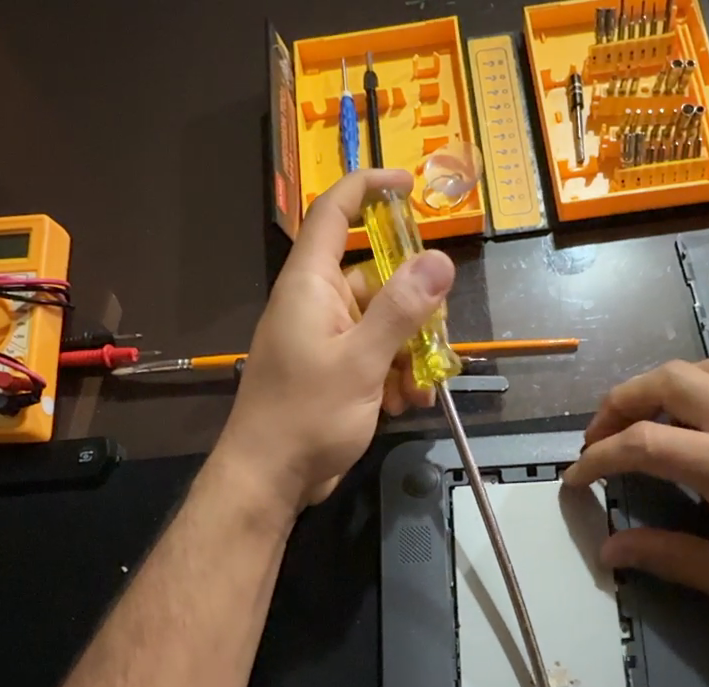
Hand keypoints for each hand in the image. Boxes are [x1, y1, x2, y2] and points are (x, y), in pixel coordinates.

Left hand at [214, 169, 452, 507]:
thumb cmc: (306, 416)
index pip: (335, 213)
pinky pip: (372, 357)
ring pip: (381, 325)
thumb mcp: (361, 362)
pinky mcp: (330, 373)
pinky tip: (404, 405)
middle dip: (413, 307)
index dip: (369, 188)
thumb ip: (400, 310)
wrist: (269, 479)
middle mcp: (315, 304)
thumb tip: (439, 260)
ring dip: (408, 353)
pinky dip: (393, 376)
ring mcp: (323, 341)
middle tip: (439, 338)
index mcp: (310, 285)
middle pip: (374, 278)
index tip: (409, 185)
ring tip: (421, 389)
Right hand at [562, 359, 708, 628]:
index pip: (643, 443)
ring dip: (657, 386)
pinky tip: (694, 418)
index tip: (575, 480)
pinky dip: (697, 384)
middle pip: (666, 381)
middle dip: (618, 404)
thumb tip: (610, 551)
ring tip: (639, 420)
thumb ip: (667, 557)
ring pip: (702, 367)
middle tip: (598, 440)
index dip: (597, 458)